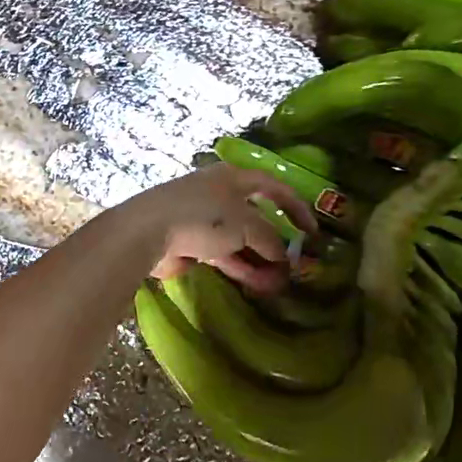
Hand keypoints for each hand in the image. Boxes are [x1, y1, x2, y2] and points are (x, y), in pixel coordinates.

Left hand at [120, 165, 315, 294]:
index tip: (312, 230)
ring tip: (281, 281)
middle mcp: (220, 194)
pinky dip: (242, 267)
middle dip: (277, 239)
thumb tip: (283, 256)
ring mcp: (204, 220)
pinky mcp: (192, 243)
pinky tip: (260, 284)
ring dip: (261, 259)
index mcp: (233, 177)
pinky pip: (224, 255)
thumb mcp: (245, 225)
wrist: (149, 232)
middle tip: (296, 261)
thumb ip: (269, 239)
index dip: (296, 206)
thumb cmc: (203, 216)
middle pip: (256, 216)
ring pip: (240, 240)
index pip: (273, 187)